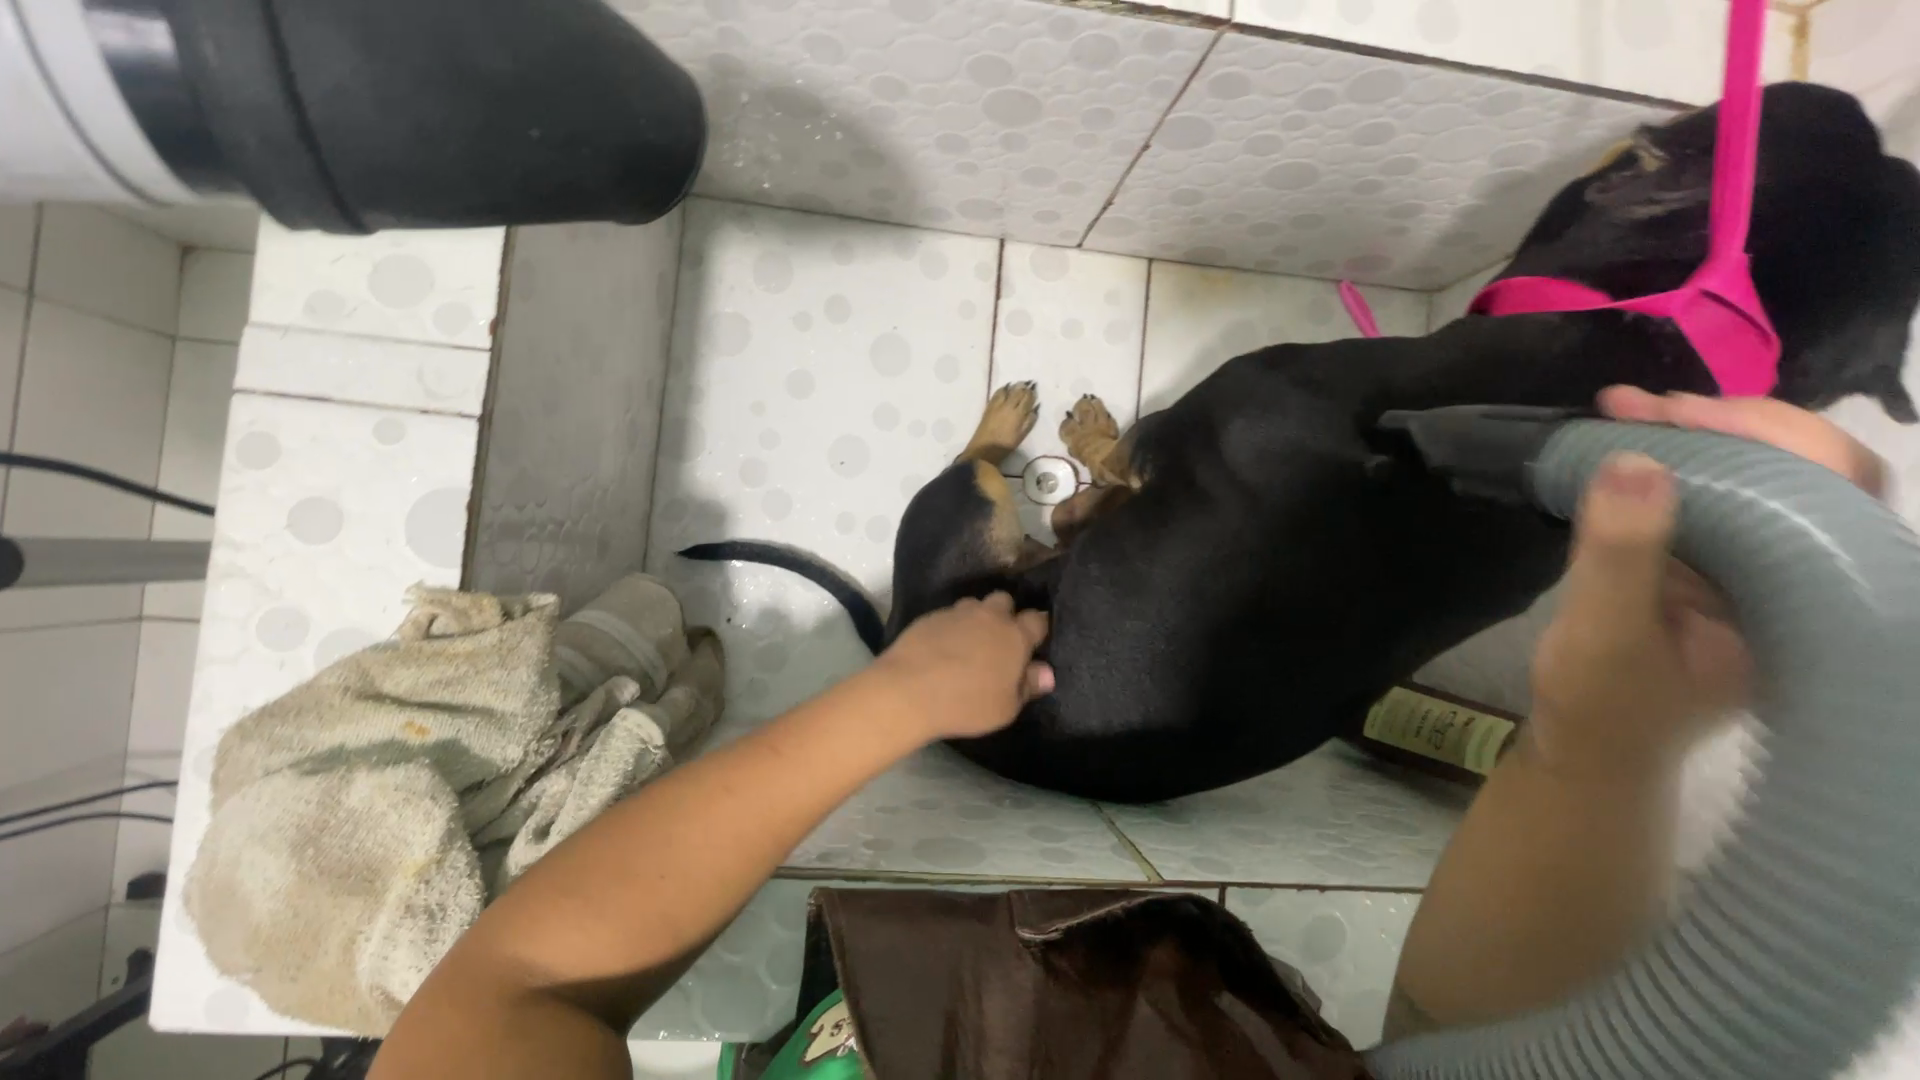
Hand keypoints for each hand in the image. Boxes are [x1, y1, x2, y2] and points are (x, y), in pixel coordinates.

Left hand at [869, 593, 1052, 741]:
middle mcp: (988, 616)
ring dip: (976, 618)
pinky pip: (947, 616)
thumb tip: (1046, 672)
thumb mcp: (1006, 708)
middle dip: (1006, 614)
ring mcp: (957, 613)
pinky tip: (942, 647)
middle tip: (1000, 640)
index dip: (1038, 628)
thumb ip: (1028, 686)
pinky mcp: (929, 617)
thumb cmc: (967, 704)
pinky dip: (950, 627)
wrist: (909, 690)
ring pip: (974, 604)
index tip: (1035, 642)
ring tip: (969, 641)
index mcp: (1015, 636)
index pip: (1038, 620)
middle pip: (1004, 601)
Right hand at [1527, 389, 1887, 780]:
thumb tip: (1637, 461)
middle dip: (1720, 424)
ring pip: (1760, 477)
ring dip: (1692, 437)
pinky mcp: (1722, 569)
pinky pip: (1719, 499)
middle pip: (1802, 469)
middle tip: (1631, 404)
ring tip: (1620, 413)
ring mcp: (1765, 571)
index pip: (1831, 486)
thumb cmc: (1601, 703)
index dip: (1763, 434)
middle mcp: (1809, 576)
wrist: (1589, 749)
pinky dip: (1672, 465)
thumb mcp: (1602, 633)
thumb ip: (1622, 554)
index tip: (1669, 412)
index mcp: (1818, 600)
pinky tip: (1627, 450)